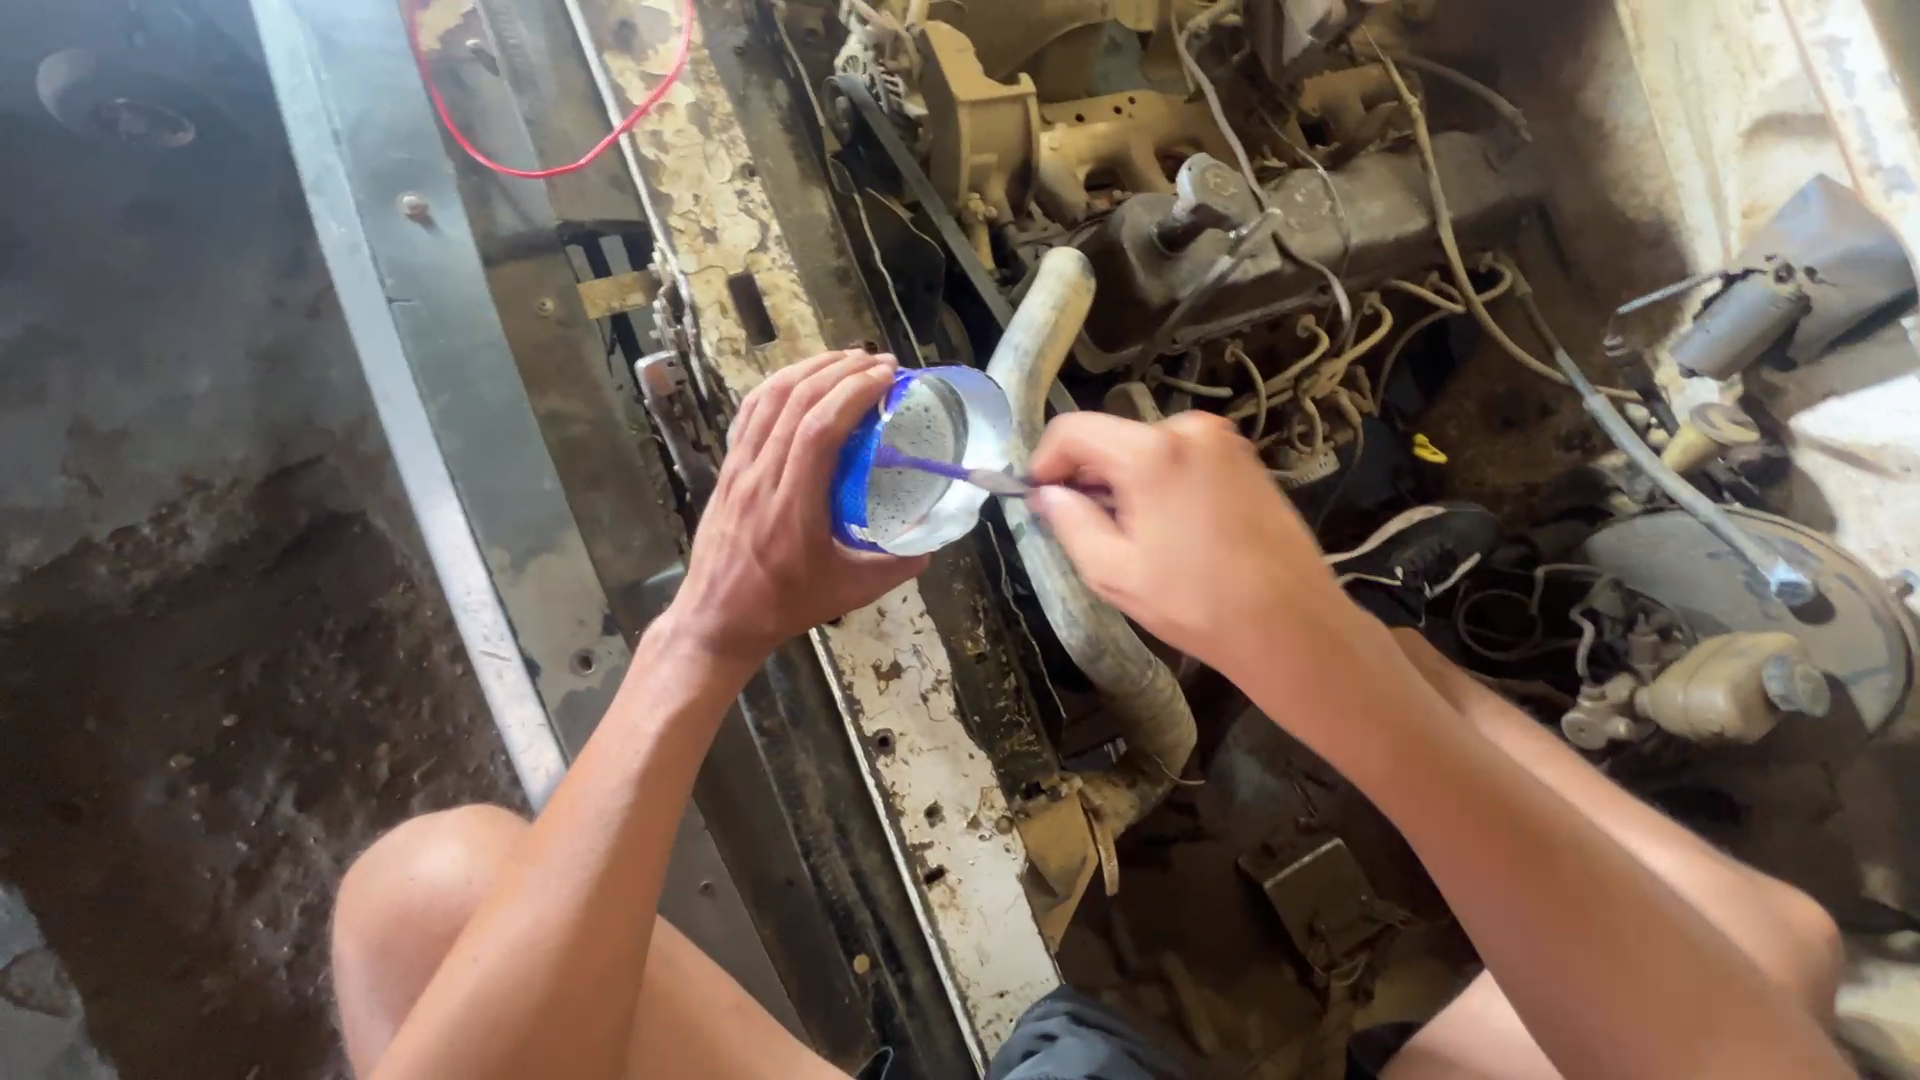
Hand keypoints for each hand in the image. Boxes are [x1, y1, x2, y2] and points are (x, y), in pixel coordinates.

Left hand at [663, 350, 929, 663]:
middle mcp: (762, 477)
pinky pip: (751, 413)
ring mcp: (739, 469)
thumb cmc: (785, 605)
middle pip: (796, 402)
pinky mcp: (728, 470)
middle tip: (879, 362)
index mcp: (793, 505)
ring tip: (846, 359)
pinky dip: (779, 386)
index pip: (819, 429)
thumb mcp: (850, 591)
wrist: (719, 618)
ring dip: (809, 369)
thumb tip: (932, 544)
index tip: (887, 376)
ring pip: (769, 399)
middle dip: (840, 370)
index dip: (853, 392)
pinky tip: (802, 379)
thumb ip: (896, 566)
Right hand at [1026, 411, 1368, 681]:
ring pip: (1146, 449)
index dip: (1045, 462)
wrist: (1292, 625)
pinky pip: (1181, 458)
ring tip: (1130, 536)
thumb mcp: (1112, 571)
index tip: (1040, 499)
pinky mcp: (1245, 460)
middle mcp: (1189, 430)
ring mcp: (1224, 442)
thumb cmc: (1196, 602)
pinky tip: (1170, 530)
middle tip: (1083, 527)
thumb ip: (1069, 522)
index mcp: (1152, 451)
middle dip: (1087, 476)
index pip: (1072, 429)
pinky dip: (1160, 482)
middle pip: (1111, 437)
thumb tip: (1046, 494)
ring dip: (1124, 482)